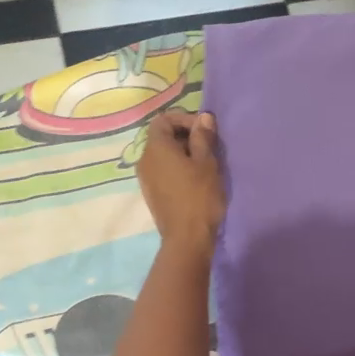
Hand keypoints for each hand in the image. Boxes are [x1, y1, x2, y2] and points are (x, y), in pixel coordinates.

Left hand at [138, 109, 224, 249]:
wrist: (186, 238)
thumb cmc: (199, 197)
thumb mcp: (207, 163)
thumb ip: (203, 138)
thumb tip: (204, 117)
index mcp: (156, 147)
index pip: (164, 119)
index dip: (185, 118)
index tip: (205, 130)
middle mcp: (145, 159)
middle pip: (162, 137)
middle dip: (186, 136)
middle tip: (209, 147)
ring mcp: (146, 177)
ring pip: (163, 155)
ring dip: (183, 153)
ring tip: (205, 164)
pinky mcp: (152, 192)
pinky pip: (163, 170)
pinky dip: (177, 167)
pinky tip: (195, 180)